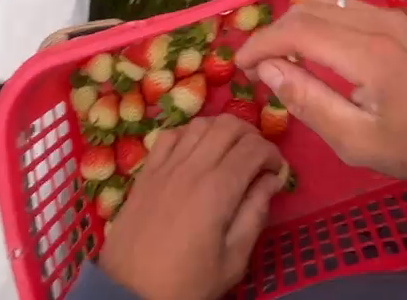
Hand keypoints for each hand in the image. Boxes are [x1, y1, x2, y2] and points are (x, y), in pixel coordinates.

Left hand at [96, 115, 286, 299]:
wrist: (130, 294)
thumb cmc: (187, 284)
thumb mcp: (232, 261)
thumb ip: (255, 214)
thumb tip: (272, 179)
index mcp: (217, 190)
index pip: (254, 148)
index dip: (272, 154)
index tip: (277, 171)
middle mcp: (193, 167)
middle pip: (229, 126)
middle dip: (252, 135)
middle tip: (258, 158)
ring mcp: (167, 165)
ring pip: (201, 123)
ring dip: (223, 129)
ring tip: (231, 150)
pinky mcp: (147, 169)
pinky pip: (172, 133)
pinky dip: (191, 132)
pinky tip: (197, 149)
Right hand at [234, 0, 406, 183]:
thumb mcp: (356, 141)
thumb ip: (308, 101)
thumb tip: (267, 70)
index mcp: (368, 54)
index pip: (298, 31)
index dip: (262, 43)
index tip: (238, 65)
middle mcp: (377, 22)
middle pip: (308, 8)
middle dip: (274, 32)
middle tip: (256, 64)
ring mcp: (388, 15)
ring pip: (325, 0)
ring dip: (295, 21)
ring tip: (280, 55)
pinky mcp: (395, 18)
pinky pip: (344, 5)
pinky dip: (318, 18)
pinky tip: (312, 45)